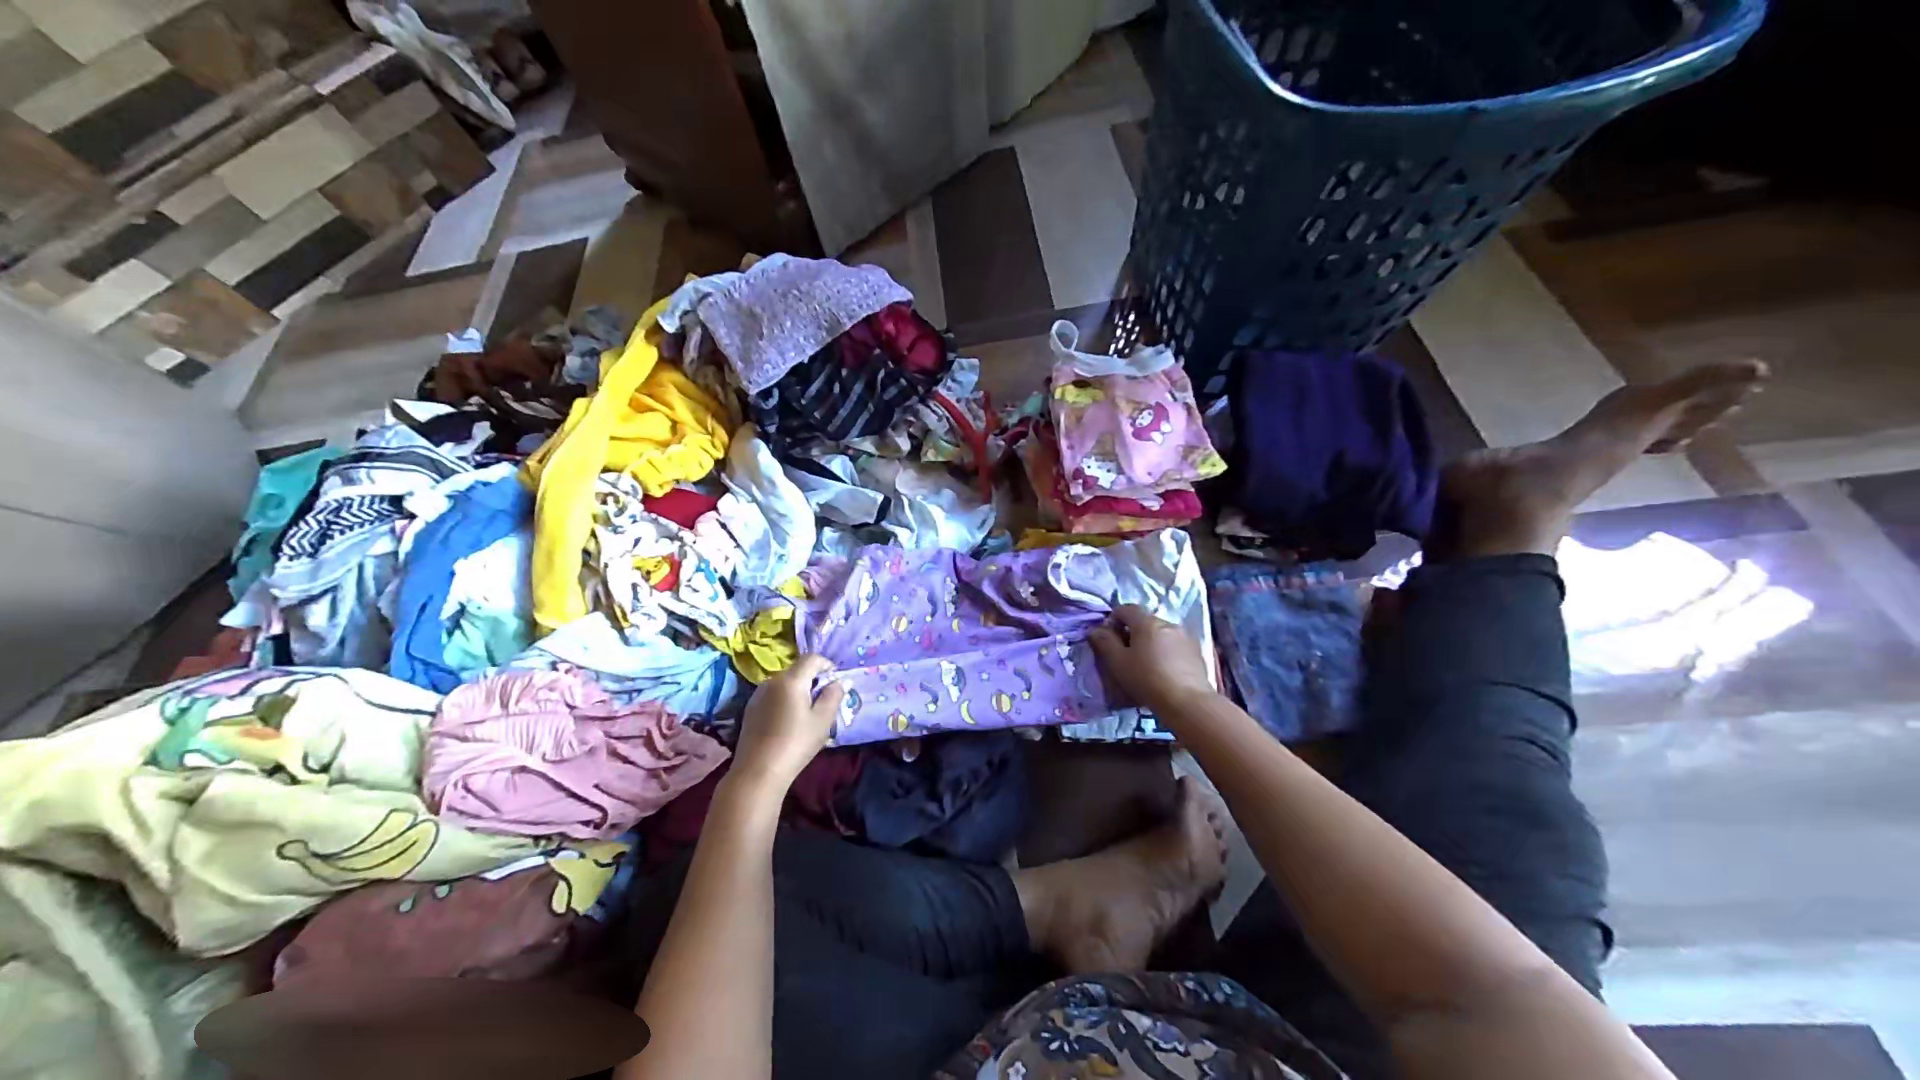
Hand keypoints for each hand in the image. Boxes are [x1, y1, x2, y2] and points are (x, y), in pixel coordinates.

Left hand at [729, 655, 845, 796]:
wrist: (758, 772)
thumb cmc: (795, 744)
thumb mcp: (822, 721)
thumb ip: (834, 696)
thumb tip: (841, 681)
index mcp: (791, 680)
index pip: (812, 658)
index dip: (827, 665)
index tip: (836, 683)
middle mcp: (772, 681)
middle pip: (797, 670)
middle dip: (814, 680)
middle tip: (825, 702)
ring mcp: (758, 694)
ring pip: (785, 683)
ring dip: (799, 691)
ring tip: (807, 714)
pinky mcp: (750, 709)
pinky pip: (773, 695)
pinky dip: (785, 700)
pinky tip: (788, 723)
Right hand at [1089, 605, 1216, 713]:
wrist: (1188, 702)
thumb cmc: (1147, 680)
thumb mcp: (1118, 663)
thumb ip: (1105, 643)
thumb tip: (1096, 630)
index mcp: (1146, 622)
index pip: (1125, 608)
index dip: (1114, 620)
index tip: (1110, 640)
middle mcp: (1167, 623)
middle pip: (1144, 621)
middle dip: (1133, 633)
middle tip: (1126, 656)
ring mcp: (1185, 636)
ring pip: (1161, 634)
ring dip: (1151, 643)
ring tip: (1147, 666)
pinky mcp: (1196, 652)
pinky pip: (1174, 645)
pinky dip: (1166, 652)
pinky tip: (1164, 672)